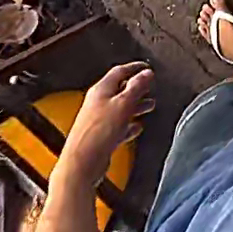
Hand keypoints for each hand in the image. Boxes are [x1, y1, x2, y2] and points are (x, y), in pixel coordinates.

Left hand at [56, 62, 153, 191]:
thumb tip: (146, 73)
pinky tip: (136, 127)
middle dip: (137, 89)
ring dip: (136, 106)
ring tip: (149, 105)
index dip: (134, 68)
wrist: (82, 163)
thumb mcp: (123, 104)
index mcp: (100, 90)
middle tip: (150, 87)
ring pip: (120, 108)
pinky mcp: (100, 136)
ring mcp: (97, 120)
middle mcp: (97, 103)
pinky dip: (129, 124)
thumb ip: (136, 88)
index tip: (146, 68)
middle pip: (120, 90)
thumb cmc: (98, 133)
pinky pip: (117, 126)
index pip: (119, 72)